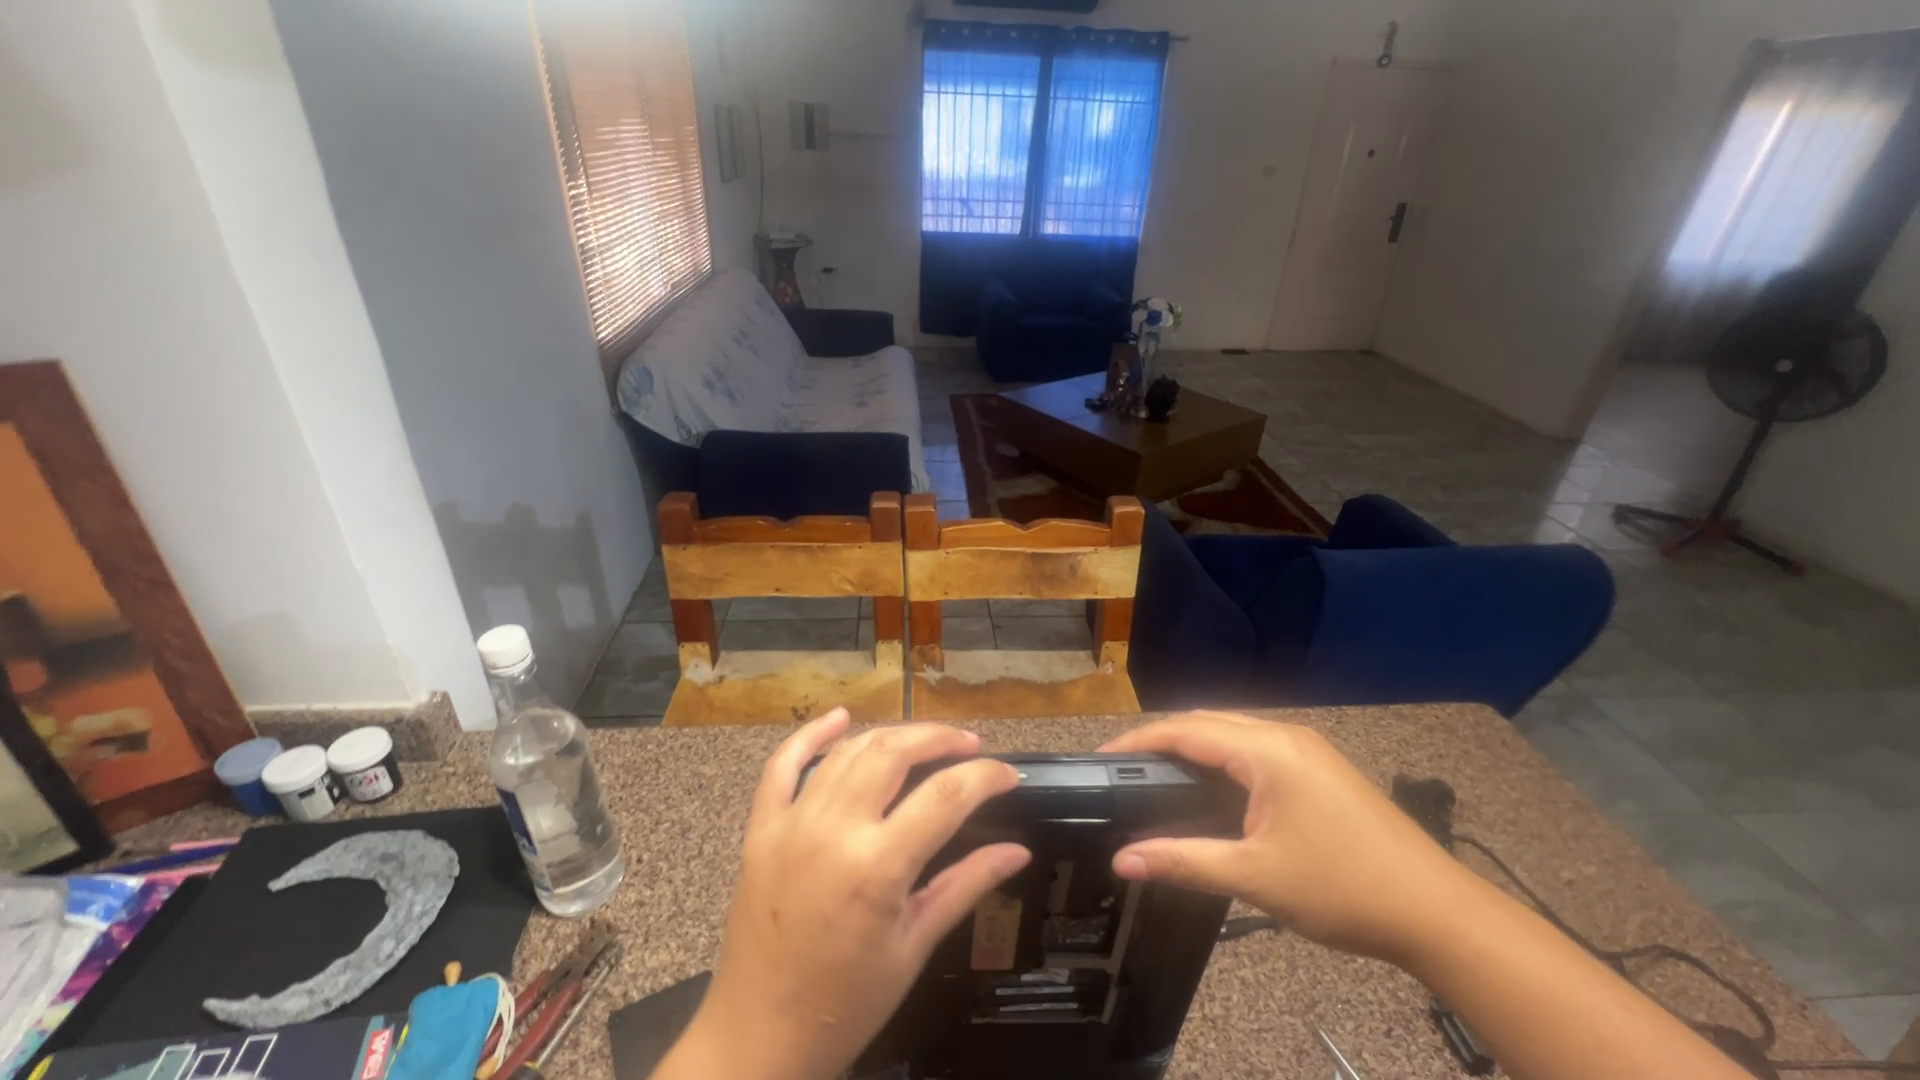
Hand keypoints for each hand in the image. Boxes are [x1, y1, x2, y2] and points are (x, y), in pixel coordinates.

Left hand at [665, 709, 1030, 1079]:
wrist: (759, 1037)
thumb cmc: (847, 1003)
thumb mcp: (914, 947)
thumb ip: (965, 886)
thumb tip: (1017, 851)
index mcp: (877, 867)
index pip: (946, 796)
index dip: (985, 775)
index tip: (1008, 775)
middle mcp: (832, 830)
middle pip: (893, 752)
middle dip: (939, 738)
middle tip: (970, 745)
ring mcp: (790, 824)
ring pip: (847, 751)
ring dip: (890, 734)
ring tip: (924, 740)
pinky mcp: (760, 829)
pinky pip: (782, 766)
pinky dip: (810, 735)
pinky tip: (839, 717)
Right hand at [1102, 711, 1478, 965]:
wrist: (1436, 912)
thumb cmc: (1343, 890)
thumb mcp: (1254, 877)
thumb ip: (1183, 861)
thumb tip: (1122, 860)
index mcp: (1268, 751)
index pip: (1186, 730)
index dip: (1139, 742)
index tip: (1102, 760)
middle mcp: (1287, 737)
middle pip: (1209, 721)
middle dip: (1163, 739)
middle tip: (1123, 770)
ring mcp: (1309, 751)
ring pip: (1235, 732)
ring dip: (1194, 746)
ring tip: (1156, 776)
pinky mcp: (1322, 771)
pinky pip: (1257, 748)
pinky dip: (1222, 758)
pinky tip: (1210, 788)